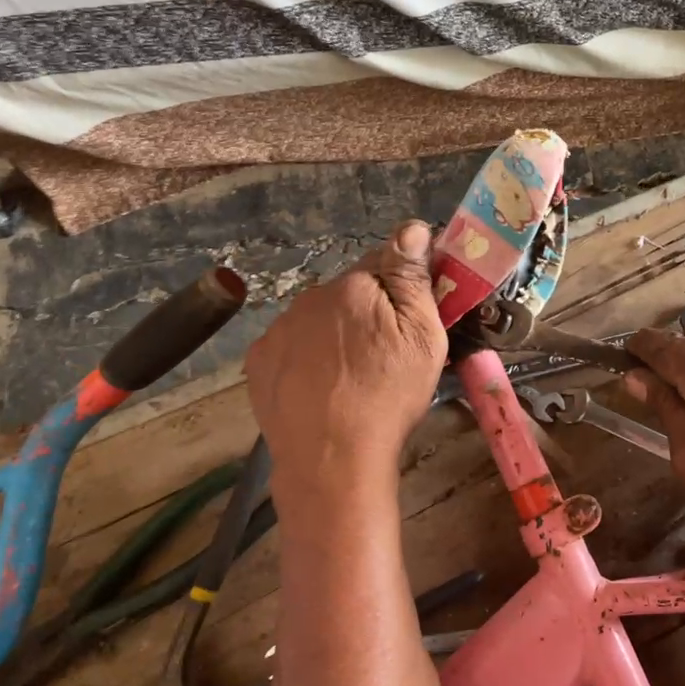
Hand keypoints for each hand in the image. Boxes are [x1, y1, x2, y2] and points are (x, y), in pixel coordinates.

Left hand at [246, 221, 446, 515]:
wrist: (332, 458)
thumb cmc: (389, 395)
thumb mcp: (423, 337)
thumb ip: (413, 279)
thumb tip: (411, 227)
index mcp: (353, 286)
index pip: (385, 262)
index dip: (404, 288)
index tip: (416, 318)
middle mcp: (309, 297)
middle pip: (350, 292)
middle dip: (370, 312)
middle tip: (390, 354)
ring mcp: (279, 330)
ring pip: (320, 319)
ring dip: (338, 335)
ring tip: (356, 377)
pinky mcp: (260, 361)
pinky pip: (293, 346)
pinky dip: (309, 358)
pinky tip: (325, 387)